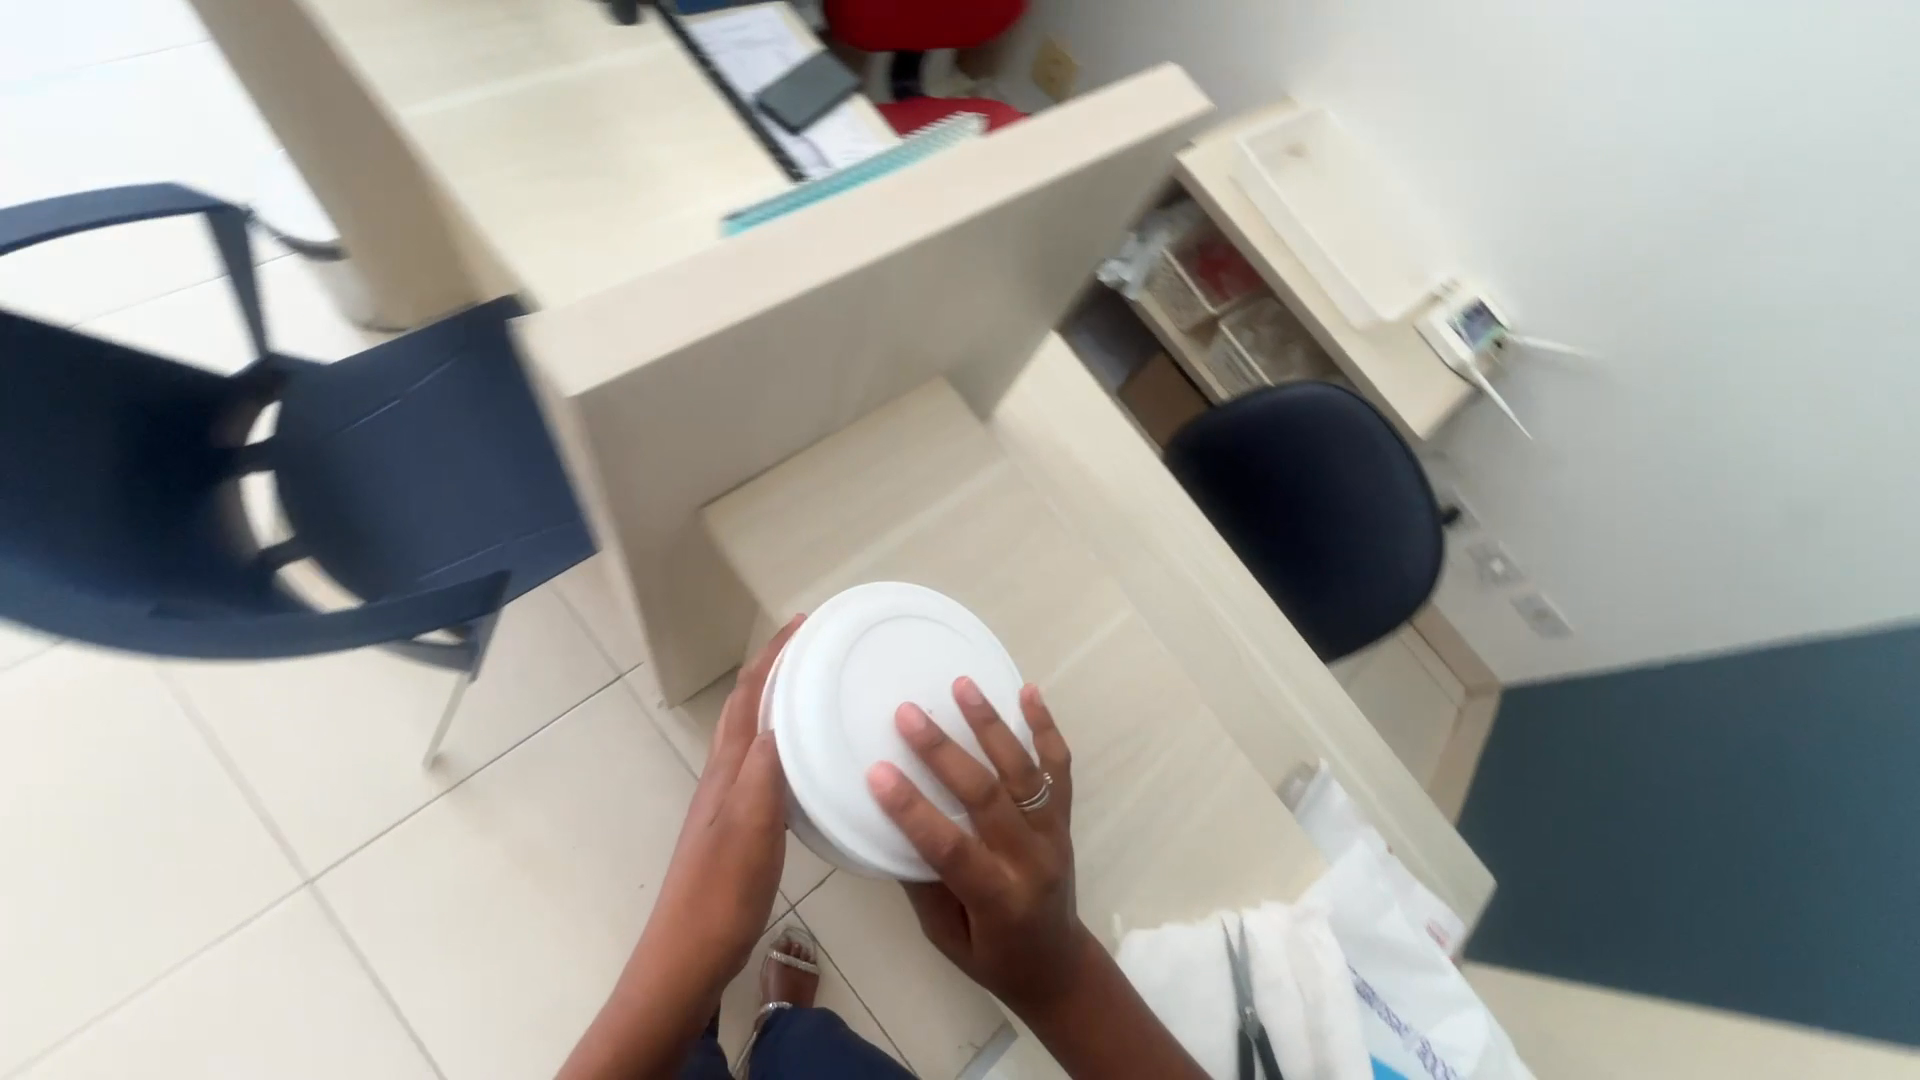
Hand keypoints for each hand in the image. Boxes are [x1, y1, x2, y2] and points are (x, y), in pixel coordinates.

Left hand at [642, 616, 802, 996]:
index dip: (772, 654)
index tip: (803, 623)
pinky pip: (765, 763)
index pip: (748, 693)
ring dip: (779, 701)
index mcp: (728, 765)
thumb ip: (763, 767)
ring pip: (754, 733)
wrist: (689, 953)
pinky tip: (810, 760)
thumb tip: (782, 713)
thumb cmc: (723, 888)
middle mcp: (725, 773)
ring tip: (818, 691)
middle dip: (775, 668)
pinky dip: (786, 741)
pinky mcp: (741, 823)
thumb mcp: (751, 823)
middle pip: (746, 706)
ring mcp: (730, 799)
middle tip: (816, 648)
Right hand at [866, 678, 1098, 1018]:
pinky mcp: (1065, 815)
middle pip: (987, 796)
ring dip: (991, 725)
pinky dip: (1045, 727)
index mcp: (998, 899)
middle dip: (943, 752)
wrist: (1059, 965)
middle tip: (908, 714)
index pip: (951, 848)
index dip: (913, 810)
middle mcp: (1031, 860)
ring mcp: (1053, 832)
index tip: (876, 772)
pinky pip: (1059, 766)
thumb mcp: (947, 936)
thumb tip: (890, 823)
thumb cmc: (992, 957)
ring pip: (1023, 771)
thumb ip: (924, 882)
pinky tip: (1029, 691)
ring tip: (962, 685)